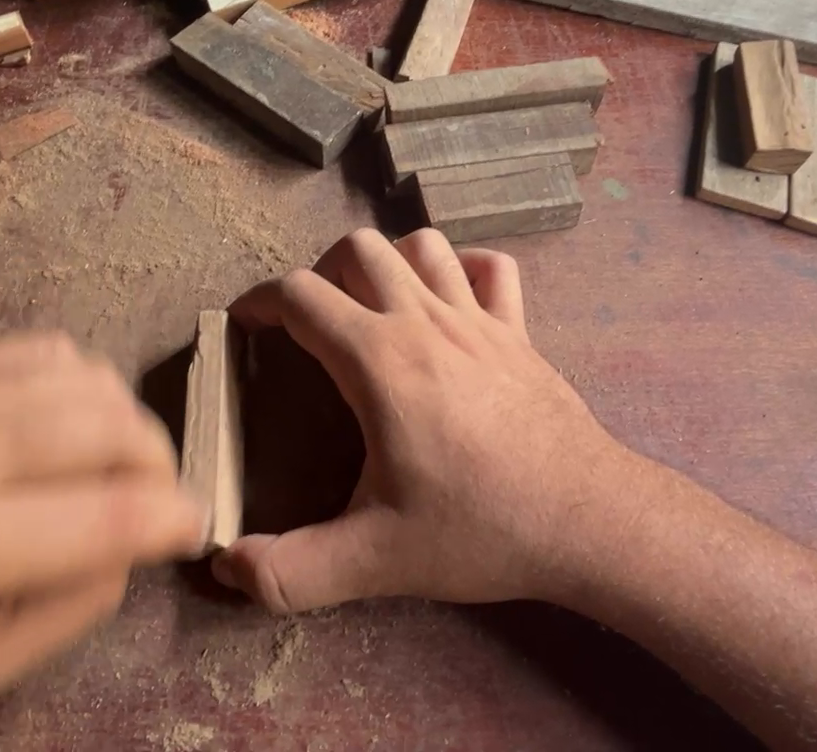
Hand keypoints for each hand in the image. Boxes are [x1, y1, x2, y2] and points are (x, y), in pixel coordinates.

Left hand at [0, 333, 204, 736]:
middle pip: (118, 429)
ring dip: (124, 424)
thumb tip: (143, 533)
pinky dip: (79, 387)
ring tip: (110, 462)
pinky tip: (60, 425)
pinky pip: (48, 350)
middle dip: (162, 467)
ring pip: (92, 379)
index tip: (194, 526)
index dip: (180, 518)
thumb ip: (79, 602)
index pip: (122, 513)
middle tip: (155, 499)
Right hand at [214, 228, 634, 612]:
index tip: (246, 326)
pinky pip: (492, 268)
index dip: (259, 302)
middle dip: (320, 272)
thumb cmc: (480, 528)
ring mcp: (479, 318)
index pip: (301, 296)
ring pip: (422, 244)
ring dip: (388, 260)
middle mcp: (425, 320)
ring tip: (374, 303)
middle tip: (312, 322)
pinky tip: (452, 301)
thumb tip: (228, 565)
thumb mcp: (374, 560)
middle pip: (358, 248)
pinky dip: (464, 268)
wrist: (588, 520)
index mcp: (379, 360)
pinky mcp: (519, 331)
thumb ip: (290, 572)